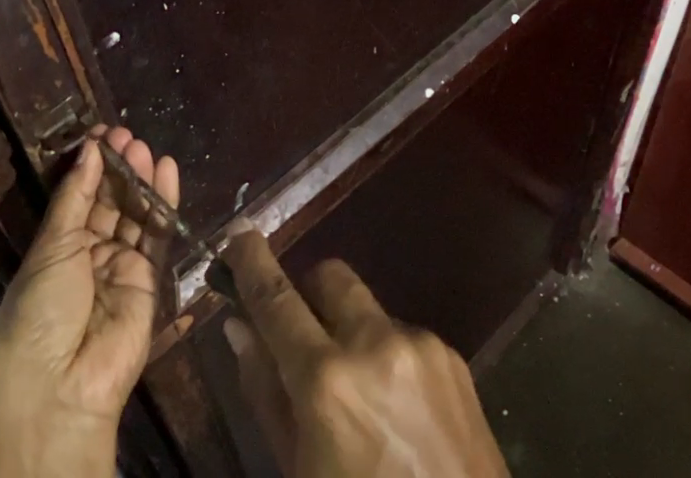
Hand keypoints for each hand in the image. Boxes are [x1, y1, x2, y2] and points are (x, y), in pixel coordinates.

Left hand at [0, 126, 179, 477]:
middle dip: (117, 168)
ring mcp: (120, 267)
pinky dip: (163, 203)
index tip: (101, 134)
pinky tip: (167, 170)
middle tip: (125, 134)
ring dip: (140, 180)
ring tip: (143, 146)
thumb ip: (76, 197)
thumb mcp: (50, 247)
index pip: (77, 196)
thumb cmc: (40, 310)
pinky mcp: (150, 280)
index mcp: (55, 247)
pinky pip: (157, 235)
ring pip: (135, 215)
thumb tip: (90, 152)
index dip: (90, 166)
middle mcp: (88, 254)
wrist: (62, 382)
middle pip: (109, 202)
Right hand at [220, 222, 509, 476]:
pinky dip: (384, 353)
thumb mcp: (297, 464)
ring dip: (348, 329)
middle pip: (329, 276)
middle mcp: (375, 345)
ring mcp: (421, 346)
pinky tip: (393, 404)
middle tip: (297, 331)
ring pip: (367, 308)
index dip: (251, 261)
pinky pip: (401, 334)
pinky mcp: (452, 357)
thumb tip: (240, 327)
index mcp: (327, 380)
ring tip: (355, 390)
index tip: (238, 235)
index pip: (276, 298)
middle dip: (307, 292)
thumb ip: (265, 391)